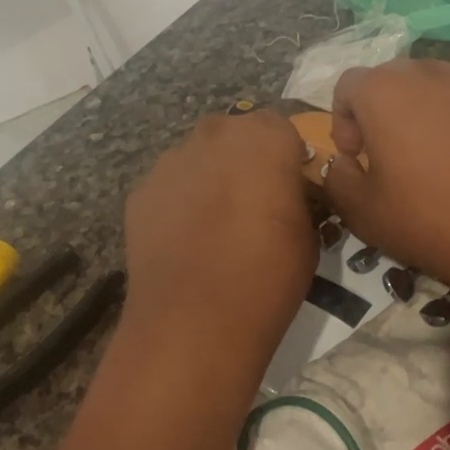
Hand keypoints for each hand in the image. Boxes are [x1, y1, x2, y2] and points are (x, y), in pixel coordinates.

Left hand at [123, 111, 317, 358]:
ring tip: (216, 227)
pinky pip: (170, 188)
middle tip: (255, 205)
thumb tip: (288, 199)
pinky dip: (179, 204)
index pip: (283, 130)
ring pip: (199, 159)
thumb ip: (299, 201)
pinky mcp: (140, 192)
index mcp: (264, 138)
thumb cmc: (267, 275)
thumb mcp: (309, 236)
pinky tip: (186, 242)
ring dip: (210, 179)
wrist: (194, 320)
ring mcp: (171, 161)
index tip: (291, 190)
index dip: (288, 159)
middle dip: (246, 161)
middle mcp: (215, 135)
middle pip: (235, 136)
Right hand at [322, 59, 449, 309]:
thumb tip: (344, 161)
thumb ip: (336, 176)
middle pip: (390, 79)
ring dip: (420, 111)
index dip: (343, 120)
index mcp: (384, 91)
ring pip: (432, 85)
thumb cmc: (426, 219)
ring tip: (429, 154)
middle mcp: (427, 73)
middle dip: (381, 110)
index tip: (358, 158)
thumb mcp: (360, 211)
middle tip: (388, 155)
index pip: (348, 85)